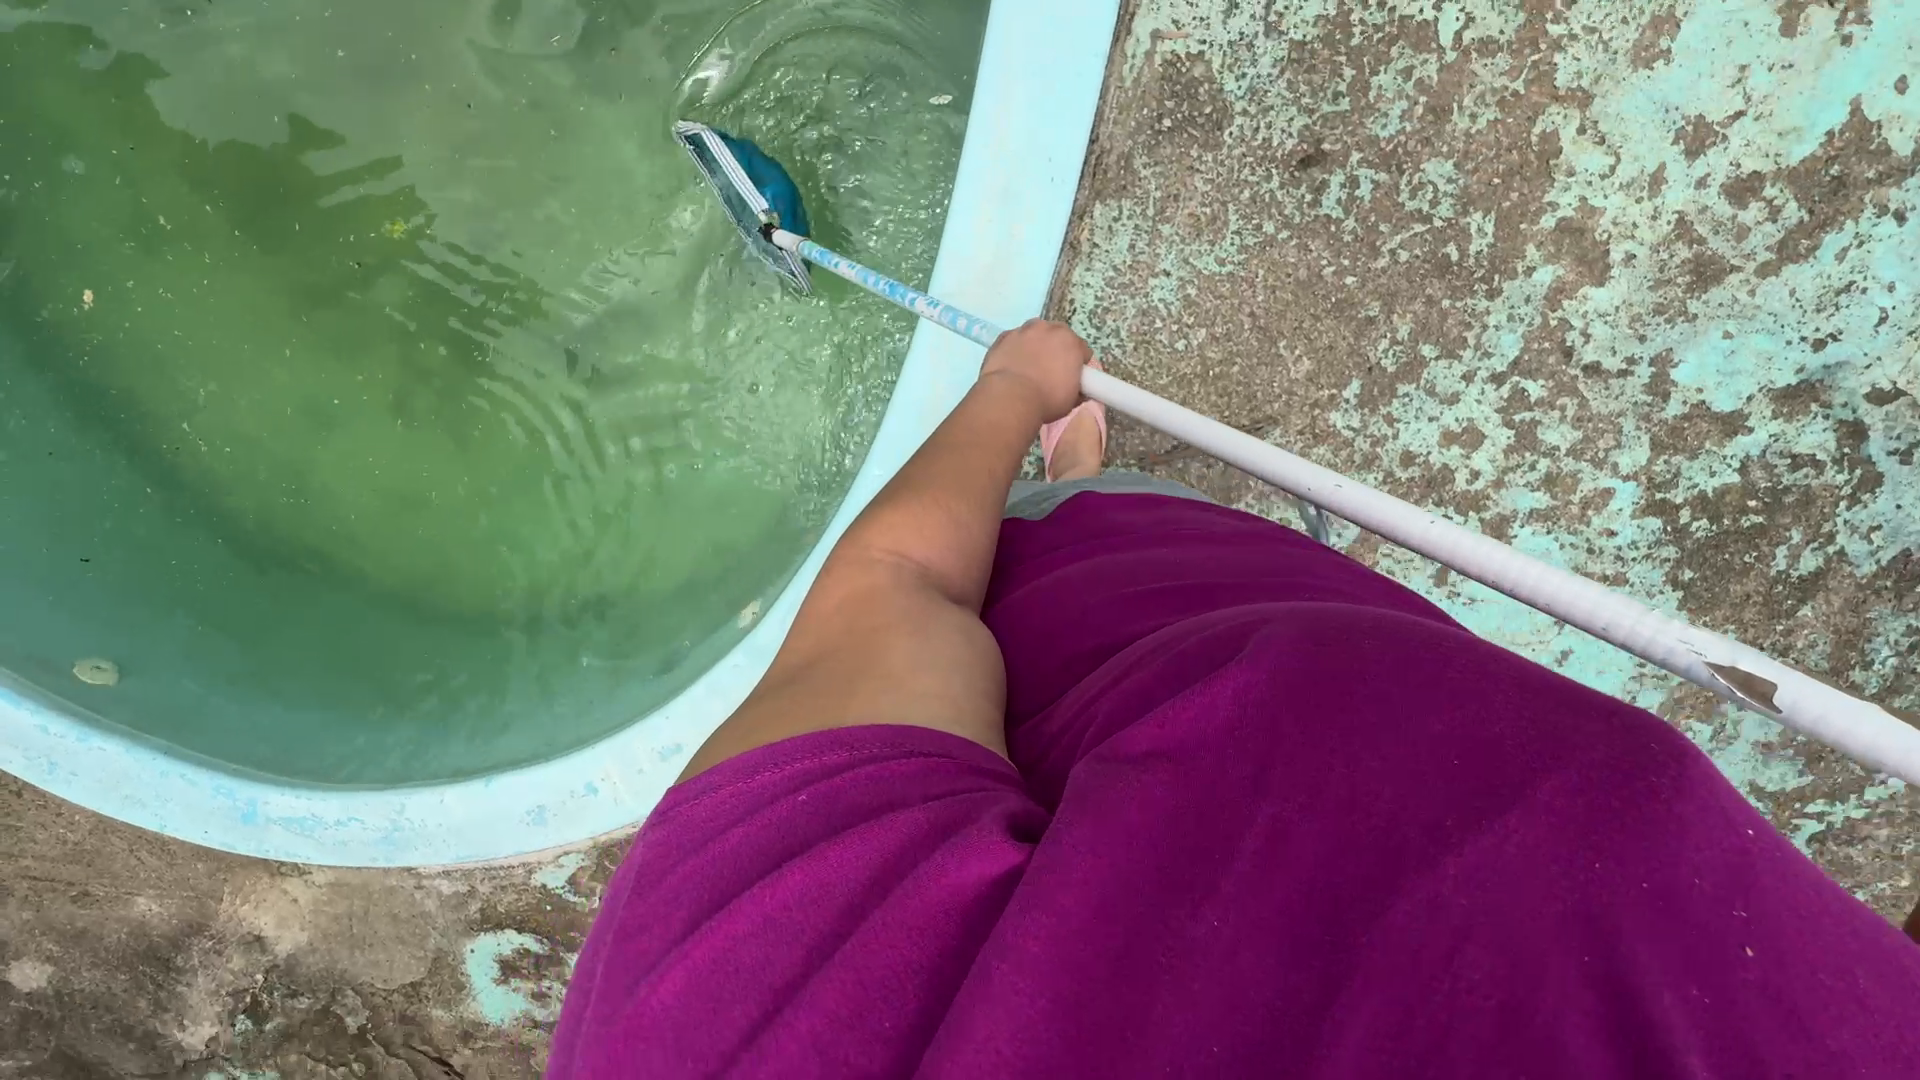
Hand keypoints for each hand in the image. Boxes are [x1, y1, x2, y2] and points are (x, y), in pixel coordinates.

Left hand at [980, 319, 1092, 422]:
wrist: (1009, 399)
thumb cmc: (1046, 400)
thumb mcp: (1072, 400)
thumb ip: (1077, 387)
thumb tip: (1077, 389)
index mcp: (1070, 342)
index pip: (1081, 349)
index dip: (1078, 364)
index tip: (1072, 377)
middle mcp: (1048, 329)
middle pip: (1057, 336)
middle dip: (1056, 350)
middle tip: (1050, 372)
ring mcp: (1023, 330)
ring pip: (1033, 335)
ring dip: (1034, 347)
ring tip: (1028, 369)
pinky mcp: (1002, 337)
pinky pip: (1013, 342)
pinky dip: (1014, 350)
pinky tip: (1011, 367)